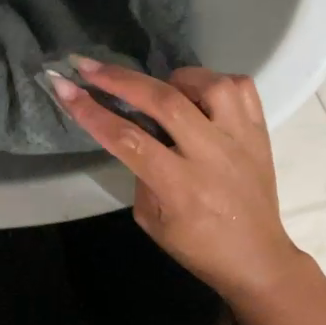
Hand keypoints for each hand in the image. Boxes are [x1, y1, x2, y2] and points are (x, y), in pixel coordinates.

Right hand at [48, 58, 302, 297]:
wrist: (257, 258)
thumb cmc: (196, 246)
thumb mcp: (151, 220)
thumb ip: (140, 174)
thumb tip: (133, 134)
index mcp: (180, 187)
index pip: (128, 139)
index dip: (92, 112)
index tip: (64, 89)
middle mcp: (212, 156)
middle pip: (163, 102)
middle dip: (119, 79)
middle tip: (88, 66)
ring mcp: (241, 140)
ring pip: (208, 85)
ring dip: (174, 78)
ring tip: (158, 88)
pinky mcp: (260, 132)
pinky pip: (240, 87)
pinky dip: (214, 82)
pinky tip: (198, 95)